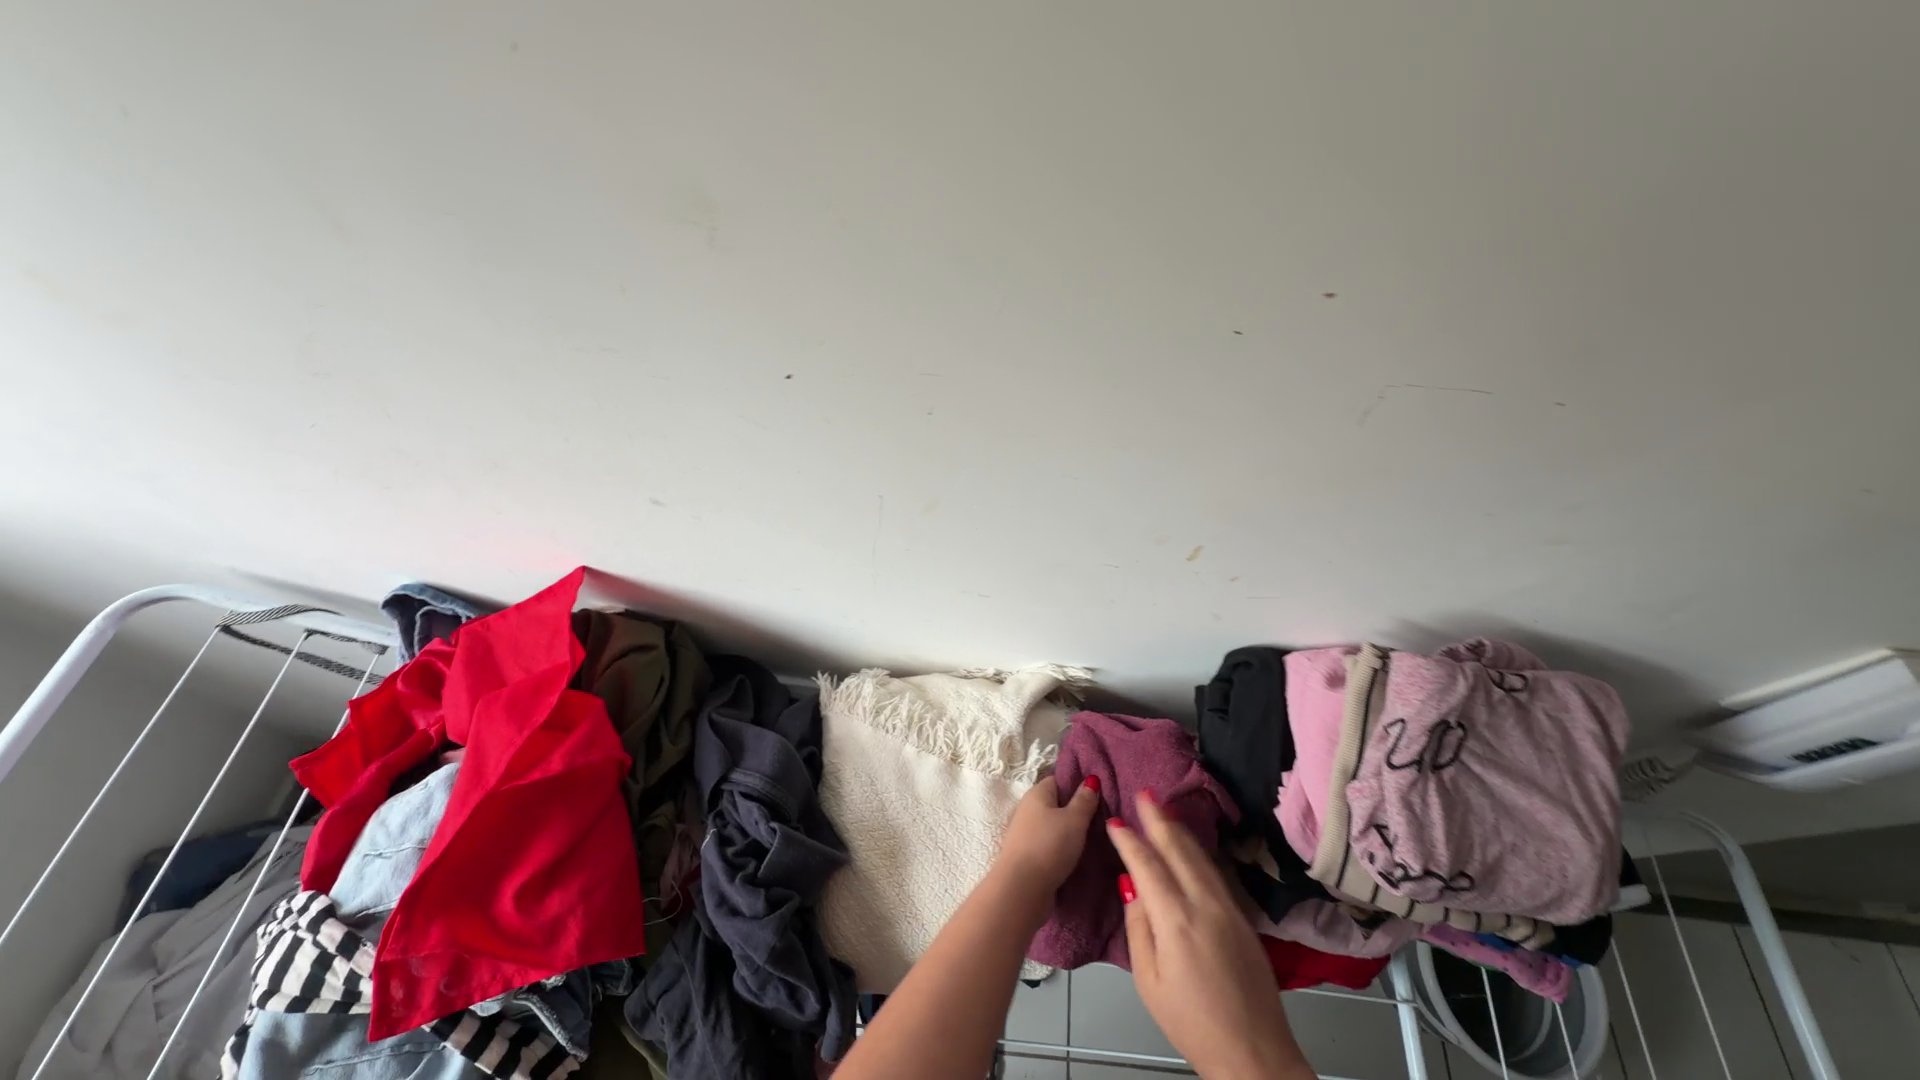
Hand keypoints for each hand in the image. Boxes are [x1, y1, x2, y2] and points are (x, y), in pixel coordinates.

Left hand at [994, 774, 1102, 897]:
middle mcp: (1027, 810)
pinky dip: (1061, 850)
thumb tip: (1090, 779)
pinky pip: (1048, 846)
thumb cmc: (1050, 846)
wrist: (1022, 888)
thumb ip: (1084, 799)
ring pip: (1052, 827)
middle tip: (1100, 820)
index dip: (1078, 786)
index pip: (1058, 780)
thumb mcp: (1074, 819)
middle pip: (1055, 805)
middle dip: (1075, 812)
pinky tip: (1076, 857)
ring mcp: (1025, 834)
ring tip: (1093, 840)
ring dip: (1069, 834)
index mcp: (1036, 794)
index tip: (1098, 796)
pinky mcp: (1026, 856)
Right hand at [1108, 792, 1309, 1079]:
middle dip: (1159, 819)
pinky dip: (1199, 852)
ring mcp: (1230, 910)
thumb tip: (1130, 886)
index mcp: (1176, 921)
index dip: (1129, 840)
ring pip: (1201, 858)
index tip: (1114, 820)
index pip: (1148, 866)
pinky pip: (1217, 874)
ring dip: (1181, 830)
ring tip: (1164, 809)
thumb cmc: (1191, 1023)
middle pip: (1179, 850)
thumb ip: (1138, 928)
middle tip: (1144, 792)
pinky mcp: (1245, 920)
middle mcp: (1206, 905)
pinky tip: (1192, 846)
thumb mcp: (1149, 980)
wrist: (1254, 1054)